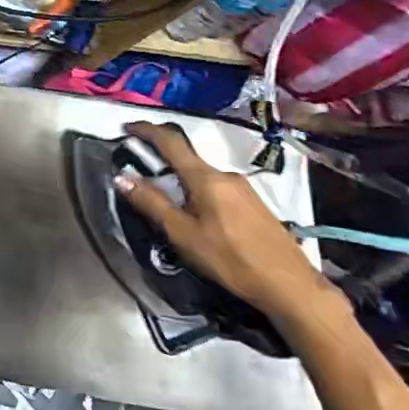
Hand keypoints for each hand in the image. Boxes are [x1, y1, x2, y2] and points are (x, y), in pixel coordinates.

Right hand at [115, 122, 341, 324]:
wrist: (285, 282)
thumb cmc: (230, 259)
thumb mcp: (184, 235)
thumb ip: (153, 204)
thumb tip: (122, 177)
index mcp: (206, 177)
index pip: (171, 142)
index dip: (146, 131)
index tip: (126, 127)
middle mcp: (225, 174)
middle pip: (187, 159)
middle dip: (162, 163)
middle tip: (141, 180)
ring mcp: (242, 187)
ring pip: (202, 176)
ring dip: (181, 182)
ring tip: (168, 207)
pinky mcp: (252, 202)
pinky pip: (216, 188)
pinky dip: (198, 193)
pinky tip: (197, 218)